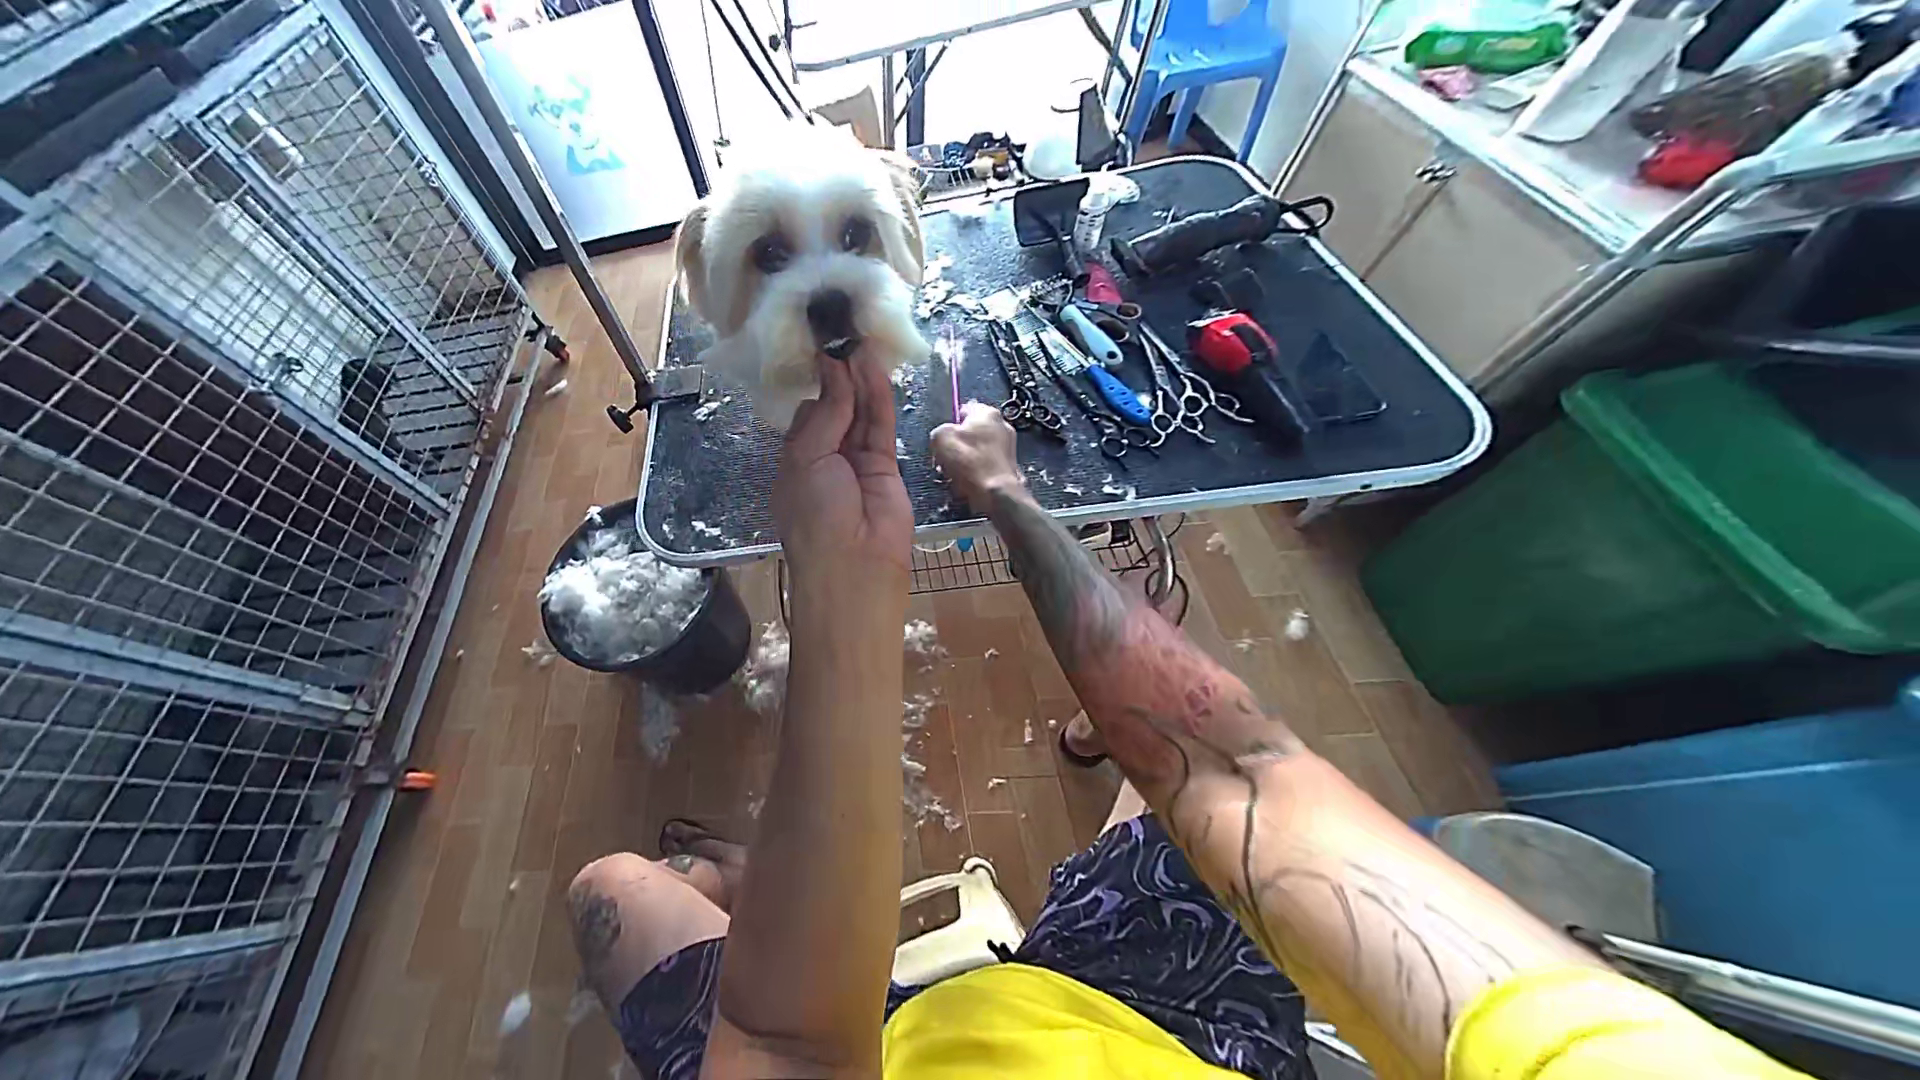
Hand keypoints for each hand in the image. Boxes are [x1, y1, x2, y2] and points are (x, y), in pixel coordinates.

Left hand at [775, 355, 913, 582]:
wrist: (854, 564)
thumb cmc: (815, 514)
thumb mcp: (807, 458)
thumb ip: (826, 413)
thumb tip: (834, 369)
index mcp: (797, 459)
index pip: (810, 412)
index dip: (817, 384)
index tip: (821, 349)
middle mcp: (828, 457)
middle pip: (838, 408)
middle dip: (841, 378)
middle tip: (845, 337)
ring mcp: (858, 462)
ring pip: (861, 413)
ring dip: (861, 381)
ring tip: (862, 343)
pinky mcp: (886, 465)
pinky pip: (881, 426)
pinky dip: (880, 397)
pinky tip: (875, 369)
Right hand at [930, 401, 1023, 511]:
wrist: (996, 494)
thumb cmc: (969, 462)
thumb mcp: (941, 439)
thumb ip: (939, 431)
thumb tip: (943, 436)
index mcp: (987, 412)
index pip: (963, 410)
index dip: (949, 424)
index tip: (943, 439)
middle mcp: (1003, 424)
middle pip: (972, 431)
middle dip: (959, 444)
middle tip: (948, 458)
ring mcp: (1009, 445)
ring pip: (979, 449)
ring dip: (967, 459)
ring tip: (957, 473)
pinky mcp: (1010, 465)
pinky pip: (987, 464)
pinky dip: (978, 471)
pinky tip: (971, 481)